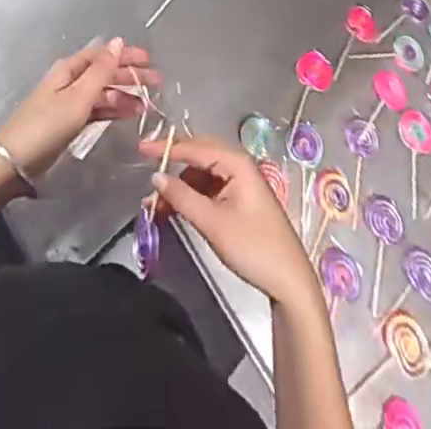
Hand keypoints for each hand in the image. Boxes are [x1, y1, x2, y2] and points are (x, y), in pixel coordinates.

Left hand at [0, 39, 157, 181]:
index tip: (150, 60)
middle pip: (103, 73)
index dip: (124, 55)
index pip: (101, 55)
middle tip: (157, 82)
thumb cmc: (47, 125)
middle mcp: (69, 81)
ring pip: (102, 93)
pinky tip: (129, 114)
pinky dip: (113, 110)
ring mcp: (69, 103)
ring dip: (124, 95)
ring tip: (147, 104)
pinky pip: (97, 110)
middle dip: (129, 75)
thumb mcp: (78, 96)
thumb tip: (118, 41)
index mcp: (68, 69)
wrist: (16, 162)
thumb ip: (101, 71)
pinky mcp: (69, 122)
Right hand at [143, 136, 319, 306]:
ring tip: (157, 205)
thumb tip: (156, 177)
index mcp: (237, 164)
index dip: (166, 148)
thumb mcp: (212, 223)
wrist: (290, 283)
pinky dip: (191, 197)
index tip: (140, 149)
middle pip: (199, 156)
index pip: (195, 147)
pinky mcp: (240, 201)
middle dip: (172, 166)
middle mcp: (240, 167)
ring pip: (202, 175)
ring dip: (180, 186)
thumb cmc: (254, 248)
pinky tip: (175, 211)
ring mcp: (241, 184)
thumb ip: (182, 196)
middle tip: (147, 175)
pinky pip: (209, 189)